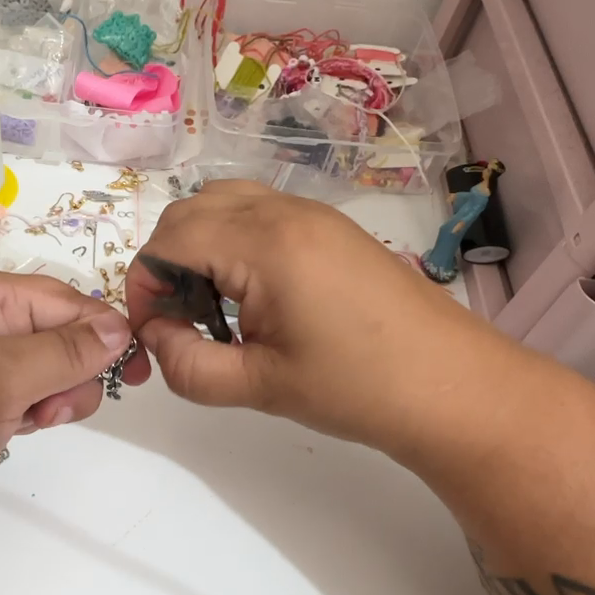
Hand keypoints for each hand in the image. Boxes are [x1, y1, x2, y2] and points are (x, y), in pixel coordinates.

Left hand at [0, 271, 147, 528]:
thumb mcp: (1, 376)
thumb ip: (65, 351)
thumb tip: (117, 329)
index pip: (63, 300)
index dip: (102, 330)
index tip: (134, 369)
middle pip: (53, 335)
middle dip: (72, 371)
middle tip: (59, 408)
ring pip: (37, 372)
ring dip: (50, 397)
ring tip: (32, 423)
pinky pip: (13, 399)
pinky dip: (25, 414)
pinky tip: (14, 433)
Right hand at [125, 181, 489, 449]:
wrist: (451, 387)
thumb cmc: (355, 389)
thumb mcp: (258, 387)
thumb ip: (187, 365)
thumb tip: (154, 337)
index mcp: (265, 245)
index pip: (170, 239)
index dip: (143, 285)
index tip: (150, 335)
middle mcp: (286, 213)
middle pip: (191, 212)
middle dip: (166, 263)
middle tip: (178, 323)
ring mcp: (313, 215)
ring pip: (225, 205)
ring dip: (199, 249)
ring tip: (213, 311)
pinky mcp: (332, 230)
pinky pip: (260, 216)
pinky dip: (233, 246)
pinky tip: (251, 302)